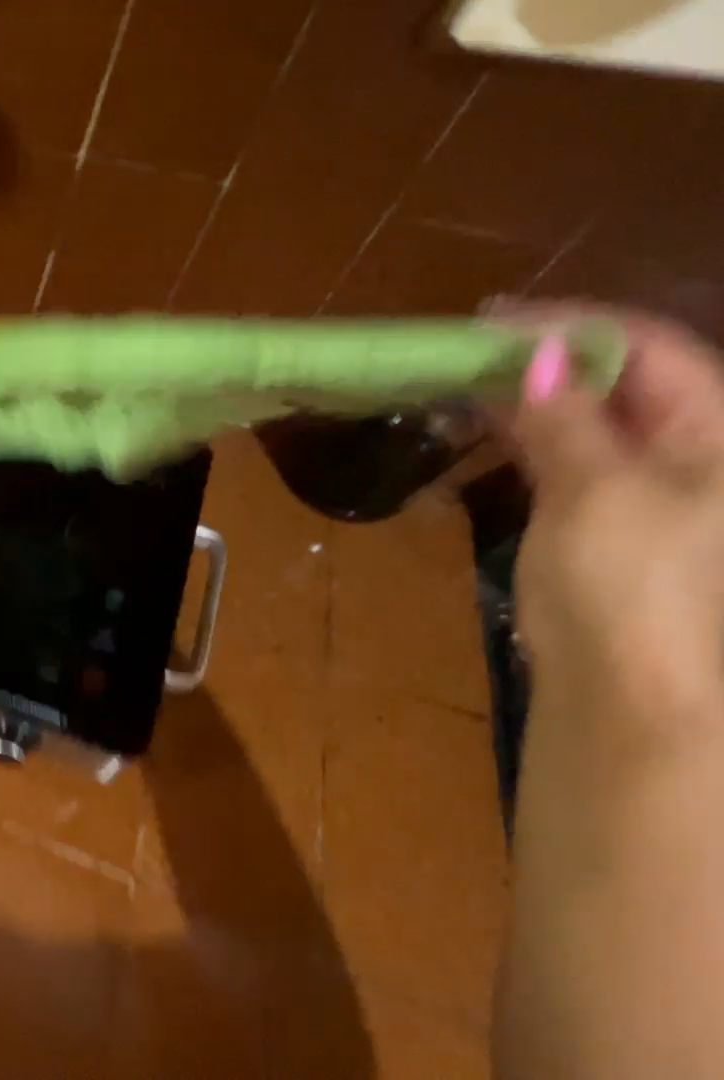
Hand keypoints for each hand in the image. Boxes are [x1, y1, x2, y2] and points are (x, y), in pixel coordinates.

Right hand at [506, 303, 723, 742]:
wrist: (631, 691)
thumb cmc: (630, 586)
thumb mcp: (596, 492)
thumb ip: (566, 420)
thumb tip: (535, 353)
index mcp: (718, 434)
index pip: (648, 351)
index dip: (571, 327)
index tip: (490, 318)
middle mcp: (694, 451)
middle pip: (621, 379)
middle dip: (546, 357)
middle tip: (464, 347)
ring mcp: (649, 487)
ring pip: (588, 417)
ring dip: (529, 394)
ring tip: (461, 381)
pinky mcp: (605, 520)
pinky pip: (569, 455)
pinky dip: (527, 435)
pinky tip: (485, 428)